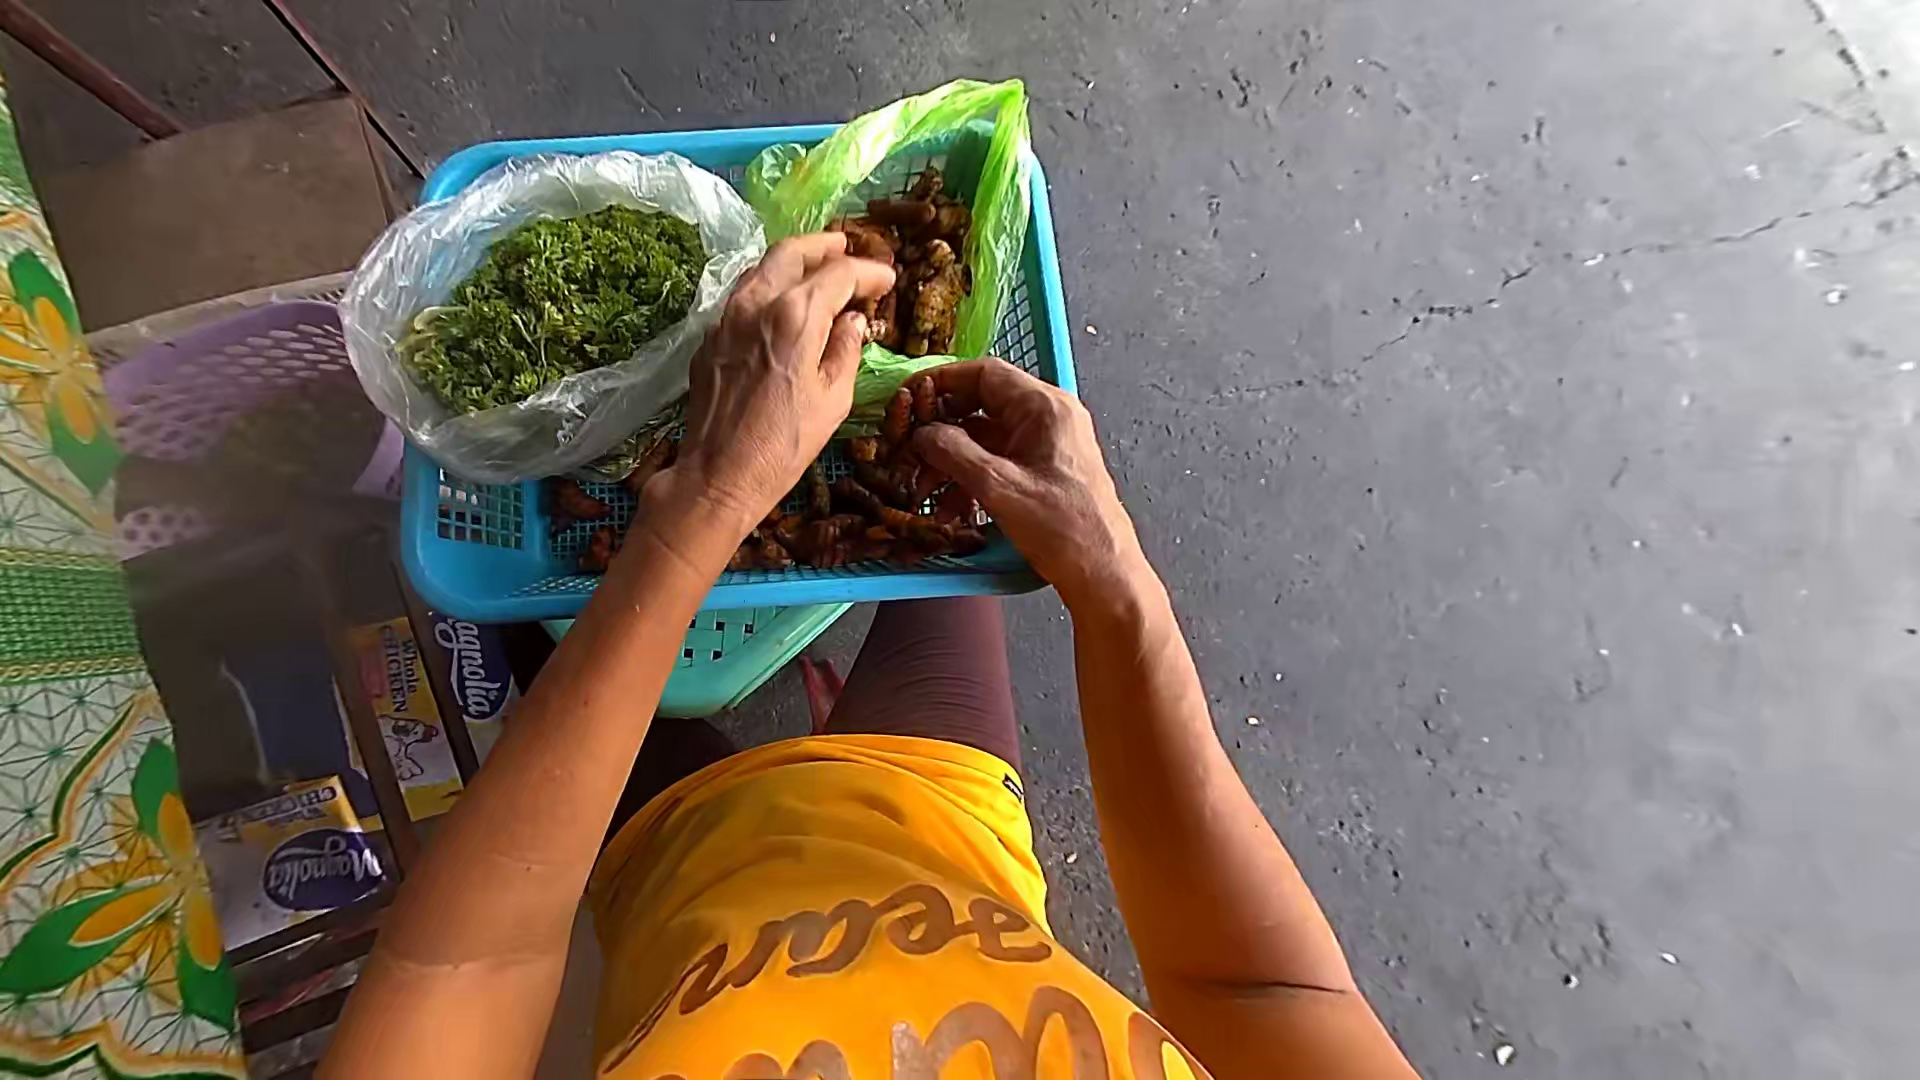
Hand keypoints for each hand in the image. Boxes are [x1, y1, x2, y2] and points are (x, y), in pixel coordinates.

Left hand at [650, 234, 894, 532]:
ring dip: (795, 259)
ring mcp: (727, 315)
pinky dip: (770, 283)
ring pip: (762, 266)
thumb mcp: (833, 401)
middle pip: (793, 252)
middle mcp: (757, 302)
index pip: (839, 275)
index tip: (888, 280)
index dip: (869, 272)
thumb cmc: (786, 445)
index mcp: (795, 317)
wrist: (720, 473)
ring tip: (818, 266)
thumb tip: (853, 322)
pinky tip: (783, 299)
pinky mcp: (710, 335)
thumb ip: (846, 351)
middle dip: (827, 246)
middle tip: (849, 249)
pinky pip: (744, 292)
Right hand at [911, 358, 1145, 605]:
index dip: (942, 380)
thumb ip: (954, 452)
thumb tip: (922, 433)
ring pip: (986, 438)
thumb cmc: (1060, 527)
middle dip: (942, 430)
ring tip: (925, 491)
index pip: (985, 373)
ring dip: (953, 461)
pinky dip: (972, 478)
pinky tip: (951, 508)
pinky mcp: (1044, 470)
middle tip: (910, 450)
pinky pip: (999, 462)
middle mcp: (1048, 417)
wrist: (1102, 572)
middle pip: (982, 405)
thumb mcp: (998, 487)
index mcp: (1043, 407)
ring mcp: (1047, 444)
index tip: (909, 397)